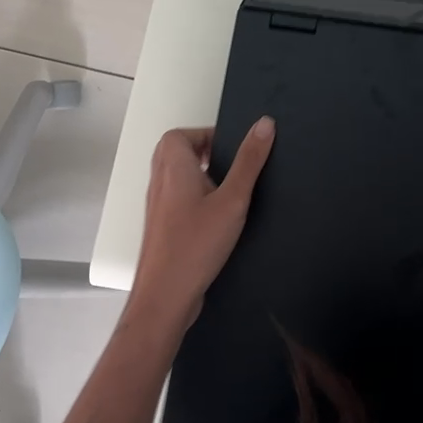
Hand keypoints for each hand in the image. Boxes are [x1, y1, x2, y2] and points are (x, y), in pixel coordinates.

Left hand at [130, 118, 275, 329]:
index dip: (204, 134)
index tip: (230, 148)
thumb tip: (265, 123)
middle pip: (174, 152)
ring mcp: (157, 208)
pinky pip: (176, 199)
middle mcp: (160, 183)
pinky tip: (217, 218)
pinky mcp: (161, 230)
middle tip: (229, 164)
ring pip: (175, 177)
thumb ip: (249, 161)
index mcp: (173, 168)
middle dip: (202, 152)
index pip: (179, 134)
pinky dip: (194, 197)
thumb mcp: (233, 199)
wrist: (164, 299)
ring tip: (228, 190)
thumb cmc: (196, 244)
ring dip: (199, 175)